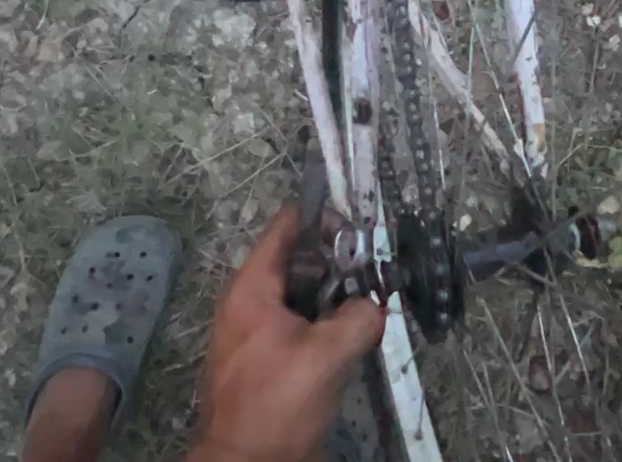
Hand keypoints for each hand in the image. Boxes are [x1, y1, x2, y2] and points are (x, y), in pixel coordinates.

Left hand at [188, 205, 386, 461]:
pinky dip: (321, 318)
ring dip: (332, 293)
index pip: (288, 224)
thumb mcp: (326, 357)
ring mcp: (253, 326)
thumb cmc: (277, 403)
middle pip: (297, 256)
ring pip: (299, 290)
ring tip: (366, 300)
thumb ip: (358, 318)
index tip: (359, 232)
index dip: (325, 219)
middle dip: (336, 260)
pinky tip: (347, 333)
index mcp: (253, 284)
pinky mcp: (262, 353)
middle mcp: (248, 296)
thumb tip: (374, 304)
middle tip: (371, 270)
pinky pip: (295, 319)